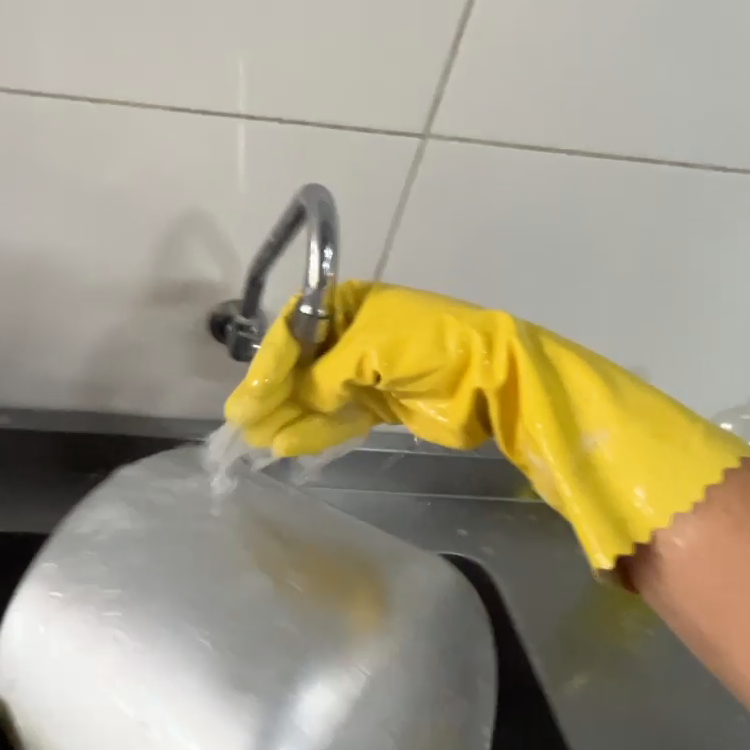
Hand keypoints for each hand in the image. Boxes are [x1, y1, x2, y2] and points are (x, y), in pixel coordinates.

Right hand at [224, 282, 749, 569]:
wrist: (504, 382)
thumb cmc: (438, 350)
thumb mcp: (374, 350)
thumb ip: (324, 373)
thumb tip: (280, 400)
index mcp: (351, 307)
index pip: (295, 330)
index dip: (269, 364)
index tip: (246, 400)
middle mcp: (355, 334)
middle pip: (302, 364)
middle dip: (274, 394)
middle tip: (244, 428)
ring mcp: (371, 369)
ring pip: (317, 393)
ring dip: (290, 416)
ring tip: (262, 443)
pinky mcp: (386, 401)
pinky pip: (339, 413)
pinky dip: (316, 428)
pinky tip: (292, 443)